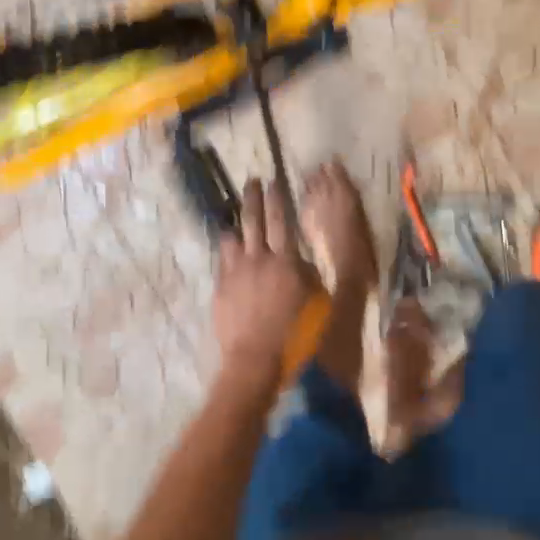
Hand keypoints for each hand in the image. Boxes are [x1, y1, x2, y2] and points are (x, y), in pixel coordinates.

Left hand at [213, 180, 312, 379]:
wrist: (256, 360)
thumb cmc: (296, 333)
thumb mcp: (318, 302)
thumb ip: (310, 275)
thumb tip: (302, 261)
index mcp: (286, 260)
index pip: (281, 219)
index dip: (278, 197)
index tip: (274, 180)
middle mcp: (259, 259)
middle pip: (253, 220)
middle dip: (253, 198)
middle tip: (251, 180)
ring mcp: (236, 273)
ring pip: (233, 238)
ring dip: (237, 226)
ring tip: (237, 219)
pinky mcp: (221, 288)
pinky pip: (223, 261)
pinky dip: (228, 252)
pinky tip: (229, 250)